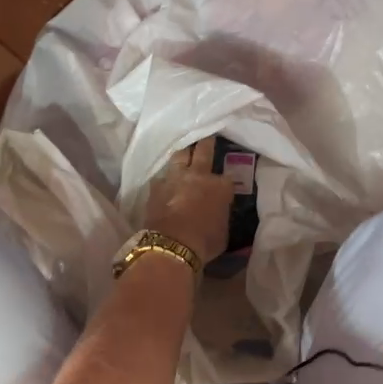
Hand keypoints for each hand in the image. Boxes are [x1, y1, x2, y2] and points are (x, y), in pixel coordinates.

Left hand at [144, 139, 232, 263]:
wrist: (172, 246)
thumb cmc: (204, 243)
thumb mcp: (223, 232)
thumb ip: (220, 216)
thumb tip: (216, 213)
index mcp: (220, 186)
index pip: (227, 180)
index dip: (225, 185)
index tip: (224, 189)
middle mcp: (198, 175)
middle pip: (203, 151)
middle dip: (206, 143)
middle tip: (207, 137)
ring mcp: (174, 178)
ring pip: (179, 156)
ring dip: (183, 155)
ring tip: (183, 154)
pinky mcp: (155, 187)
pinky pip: (161, 177)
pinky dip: (165, 179)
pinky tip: (165, 182)